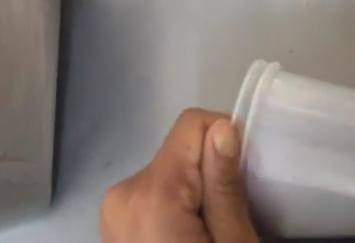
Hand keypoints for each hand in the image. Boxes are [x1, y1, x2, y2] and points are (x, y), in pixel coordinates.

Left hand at [102, 108, 257, 242]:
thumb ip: (224, 186)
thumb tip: (224, 125)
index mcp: (152, 191)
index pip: (194, 123)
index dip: (225, 142)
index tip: (242, 179)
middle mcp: (123, 191)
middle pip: (182, 150)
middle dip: (209, 174)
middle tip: (226, 220)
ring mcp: (113, 210)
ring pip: (170, 172)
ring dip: (192, 192)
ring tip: (204, 233)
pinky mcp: (113, 224)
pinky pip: (154, 193)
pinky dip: (174, 207)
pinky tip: (183, 238)